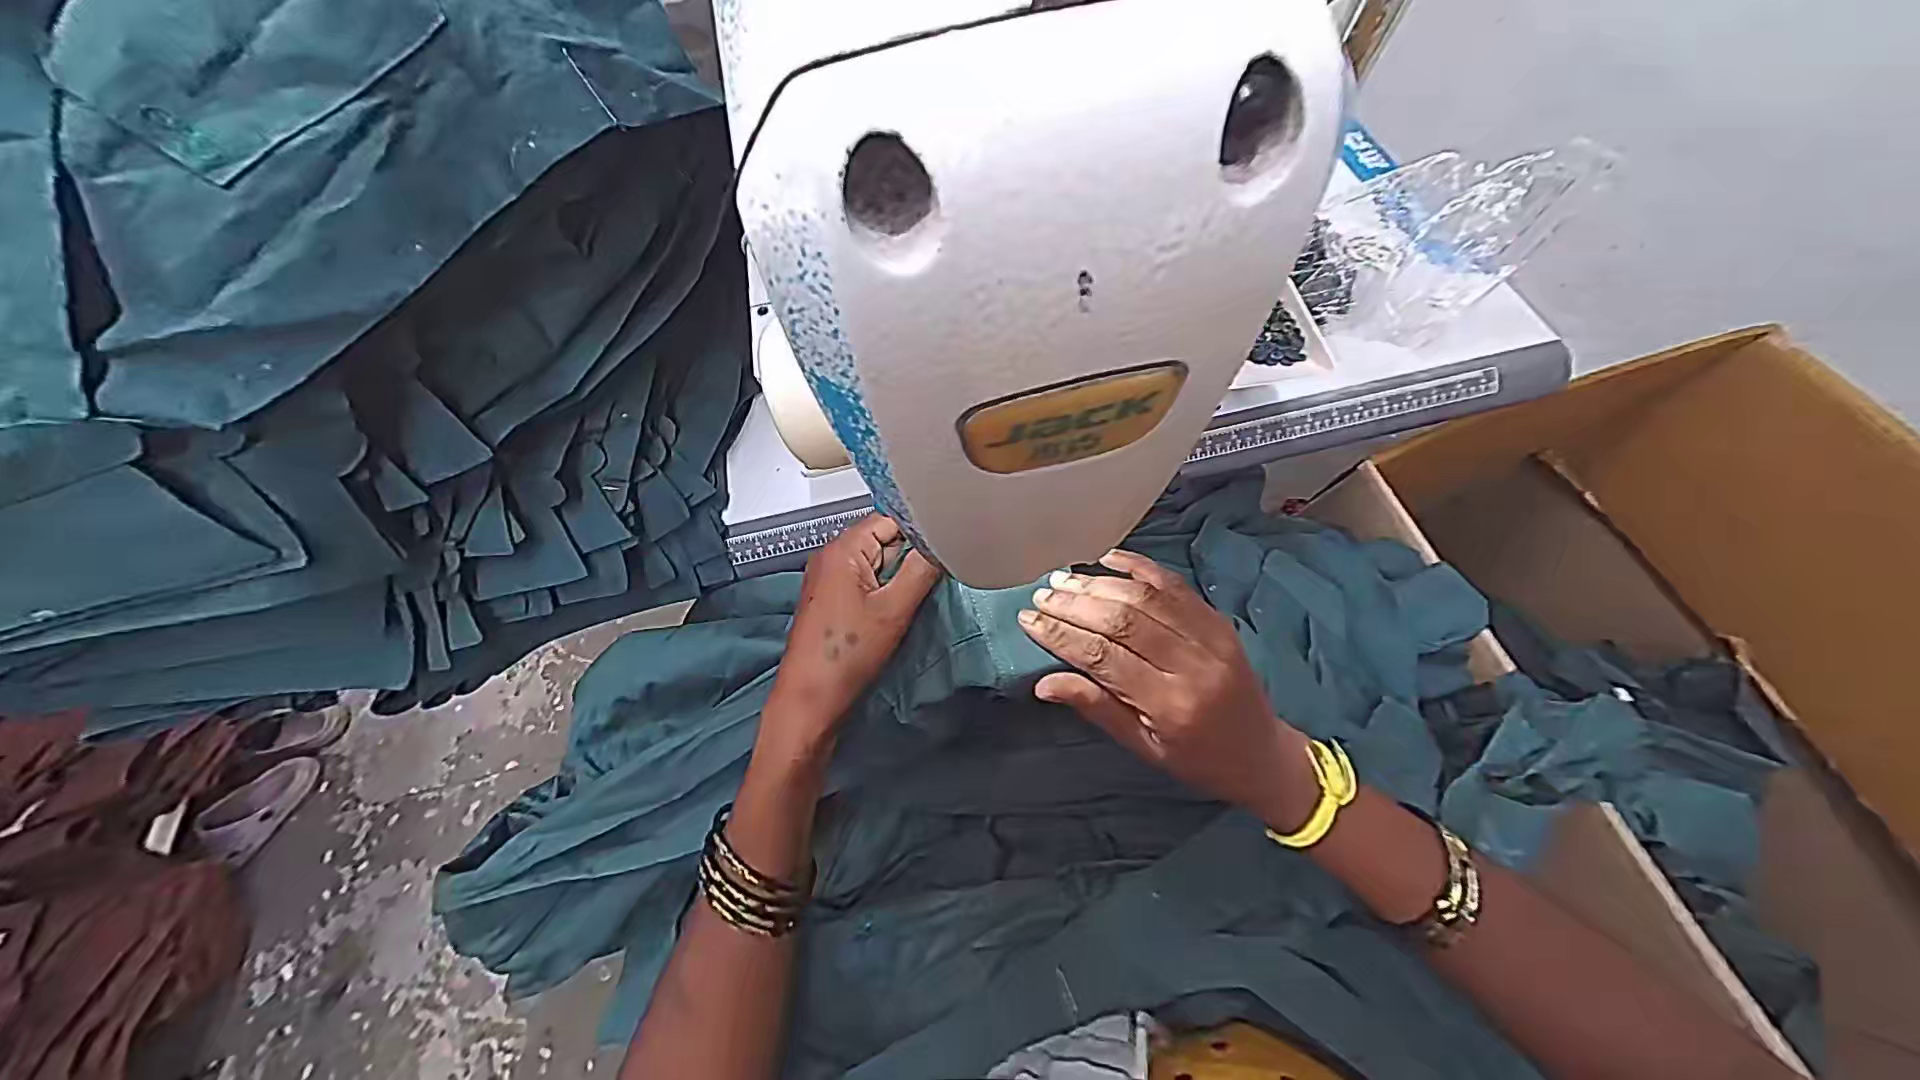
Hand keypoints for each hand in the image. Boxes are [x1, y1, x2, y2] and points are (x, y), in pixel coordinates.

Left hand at [763, 514, 942, 761]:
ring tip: (915, 597)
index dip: (920, 530)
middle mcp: (831, 557)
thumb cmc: (848, 654)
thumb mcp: (894, 609)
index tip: (946, 546)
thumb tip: (943, 540)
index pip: (890, 519)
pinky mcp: (833, 600)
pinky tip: (896, 610)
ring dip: (899, 577)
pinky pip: (867, 582)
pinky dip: (886, 592)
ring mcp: (830, 579)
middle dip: (911, 556)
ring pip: (878, 563)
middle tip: (934, 578)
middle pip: (884, 539)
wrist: (810, 700)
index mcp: (842, 549)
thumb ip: (922, 569)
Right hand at [1017, 550, 1315, 827]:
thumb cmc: (1196, 759)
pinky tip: (1107, 559)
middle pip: (1124, 620)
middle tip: (1042, 595)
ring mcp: (1211, 637)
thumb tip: (1044, 683)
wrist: (1263, 753)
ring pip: (1146, 597)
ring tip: (1063, 579)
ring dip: (1099, 584)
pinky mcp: (1219, 621)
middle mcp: (1193, 665)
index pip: (1104, 658)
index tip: (1029, 620)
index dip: (1062, 635)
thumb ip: (1096, 709)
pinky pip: (1175, 585)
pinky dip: (1139, 567)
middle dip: (1075, 604)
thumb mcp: (1142, 746)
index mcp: (1171, 704)